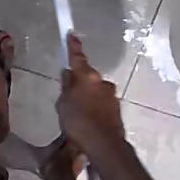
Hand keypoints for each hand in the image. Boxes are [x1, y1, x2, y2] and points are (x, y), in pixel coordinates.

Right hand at [57, 34, 129, 166]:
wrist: (104, 144)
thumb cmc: (78, 122)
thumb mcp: (63, 104)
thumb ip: (66, 87)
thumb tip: (68, 73)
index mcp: (87, 77)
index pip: (78, 57)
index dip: (73, 46)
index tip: (71, 34)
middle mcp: (102, 82)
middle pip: (87, 77)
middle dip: (79, 83)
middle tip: (68, 96)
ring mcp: (111, 95)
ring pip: (94, 91)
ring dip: (87, 98)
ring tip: (76, 115)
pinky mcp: (116, 109)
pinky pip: (101, 104)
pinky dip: (94, 109)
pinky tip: (86, 122)